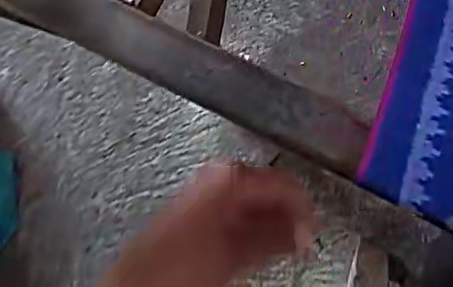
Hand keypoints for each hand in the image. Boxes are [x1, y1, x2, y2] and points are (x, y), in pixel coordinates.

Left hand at [102, 163, 317, 286]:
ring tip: (294, 242)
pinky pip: (238, 218)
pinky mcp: (198, 220)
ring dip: (275, 223)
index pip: (278, 180)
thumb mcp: (232, 249)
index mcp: (227, 175)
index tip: (315, 220)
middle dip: (288, 211)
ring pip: (253, 205)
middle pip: (266, 189)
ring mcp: (207, 198)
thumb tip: (300, 229)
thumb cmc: (177, 263)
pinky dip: (256, 230)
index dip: (301, 201)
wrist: (136, 286)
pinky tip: (266, 246)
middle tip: (308, 233)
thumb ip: (270, 234)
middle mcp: (218, 179)